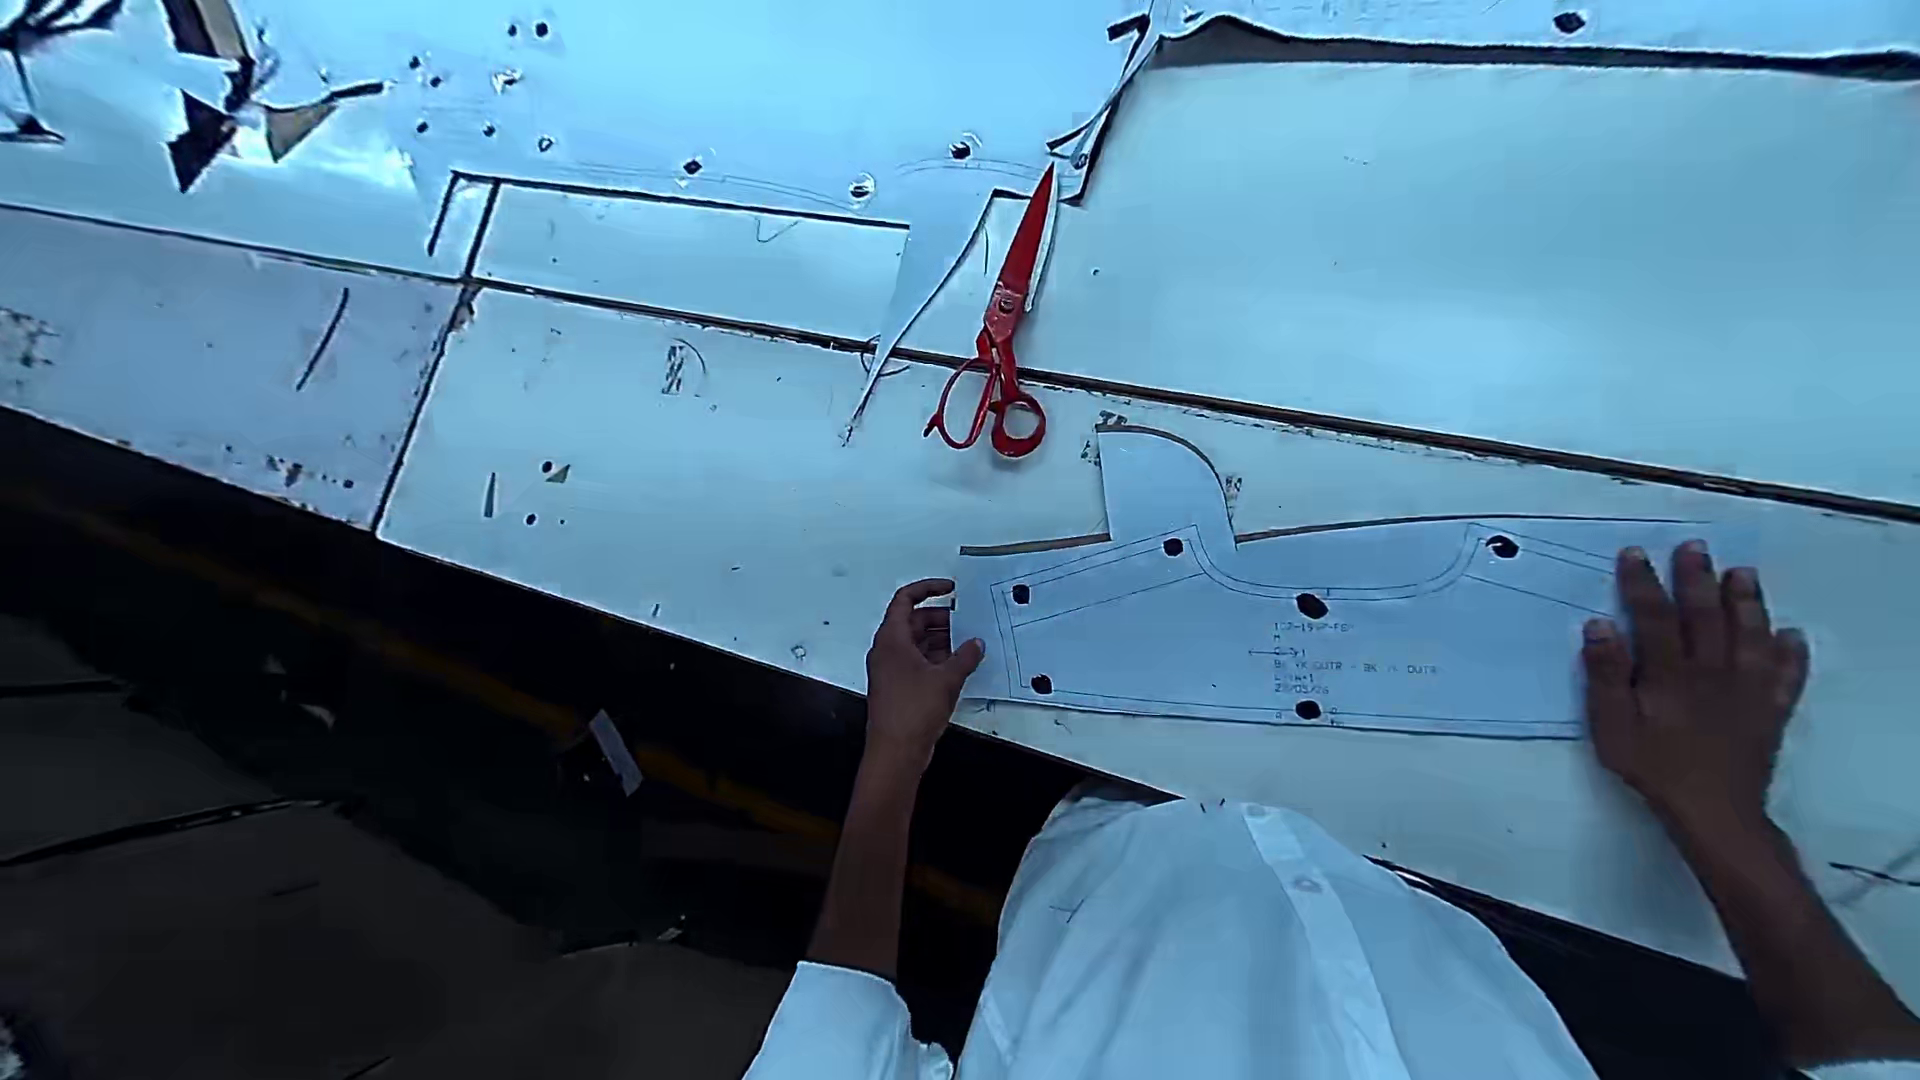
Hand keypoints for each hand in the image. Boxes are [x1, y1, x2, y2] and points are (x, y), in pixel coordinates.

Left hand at [863, 579, 984, 772]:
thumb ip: (965, 657)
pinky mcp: (899, 686)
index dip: (927, 588)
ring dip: (942, 640)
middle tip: (967, 622)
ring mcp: (892, 669)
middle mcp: (887, 650)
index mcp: (891, 639)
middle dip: (941, 619)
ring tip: (968, 643)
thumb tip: (976, 644)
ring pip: (918, 643)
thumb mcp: (946, 679)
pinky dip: (937, 658)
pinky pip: (919, 661)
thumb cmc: (913, 711)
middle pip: (914, 621)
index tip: (950, 589)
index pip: (905, 600)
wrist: (895, 752)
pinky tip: (959, 665)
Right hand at [1582, 542, 1809, 833]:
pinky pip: (1786, 675)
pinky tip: (1791, 634)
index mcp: (1669, 674)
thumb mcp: (1609, 720)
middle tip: (1695, 547)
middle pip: (1706, 618)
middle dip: (1698, 580)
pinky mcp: (1769, 710)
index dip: (1643, 584)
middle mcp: (1713, 673)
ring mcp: (1748, 691)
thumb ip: (1606, 672)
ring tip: (1744, 573)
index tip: (1636, 554)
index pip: (1653, 618)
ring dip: (1747, 603)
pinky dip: (1791, 652)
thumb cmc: (1648, 761)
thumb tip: (1598, 625)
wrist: (1712, 809)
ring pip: (1751, 637)